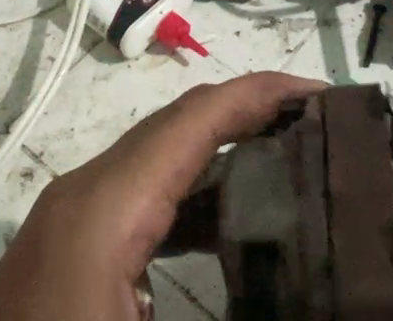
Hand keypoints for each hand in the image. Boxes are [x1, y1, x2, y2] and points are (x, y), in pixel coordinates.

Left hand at [0, 72, 322, 320]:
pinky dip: (191, 189)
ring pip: (160, 153)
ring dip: (223, 149)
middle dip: (252, 112)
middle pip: (181, 123)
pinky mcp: (68, 240)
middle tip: (320, 126)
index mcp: (107, 206)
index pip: (197, 117)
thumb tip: (314, 297)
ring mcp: (72, 213)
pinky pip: (141, 189)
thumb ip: (238, 304)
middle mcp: (88, 190)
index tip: (324, 94)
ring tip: (288, 163)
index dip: (263, 93)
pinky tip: (228, 222)